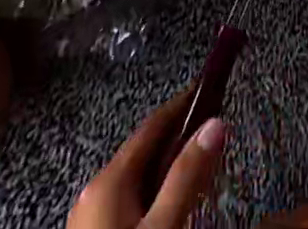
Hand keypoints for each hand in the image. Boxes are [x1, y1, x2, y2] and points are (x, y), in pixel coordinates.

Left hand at [67, 92, 227, 228]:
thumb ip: (187, 179)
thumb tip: (216, 123)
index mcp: (109, 179)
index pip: (151, 128)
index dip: (180, 107)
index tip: (208, 91)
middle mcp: (95, 190)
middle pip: (143, 153)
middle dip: (177, 141)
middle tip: (213, 135)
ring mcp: (90, 217)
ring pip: (137, 181)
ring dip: (168, 172)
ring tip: (200, 172)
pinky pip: (129, 205)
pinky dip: (155, 198)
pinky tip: (173, 212)